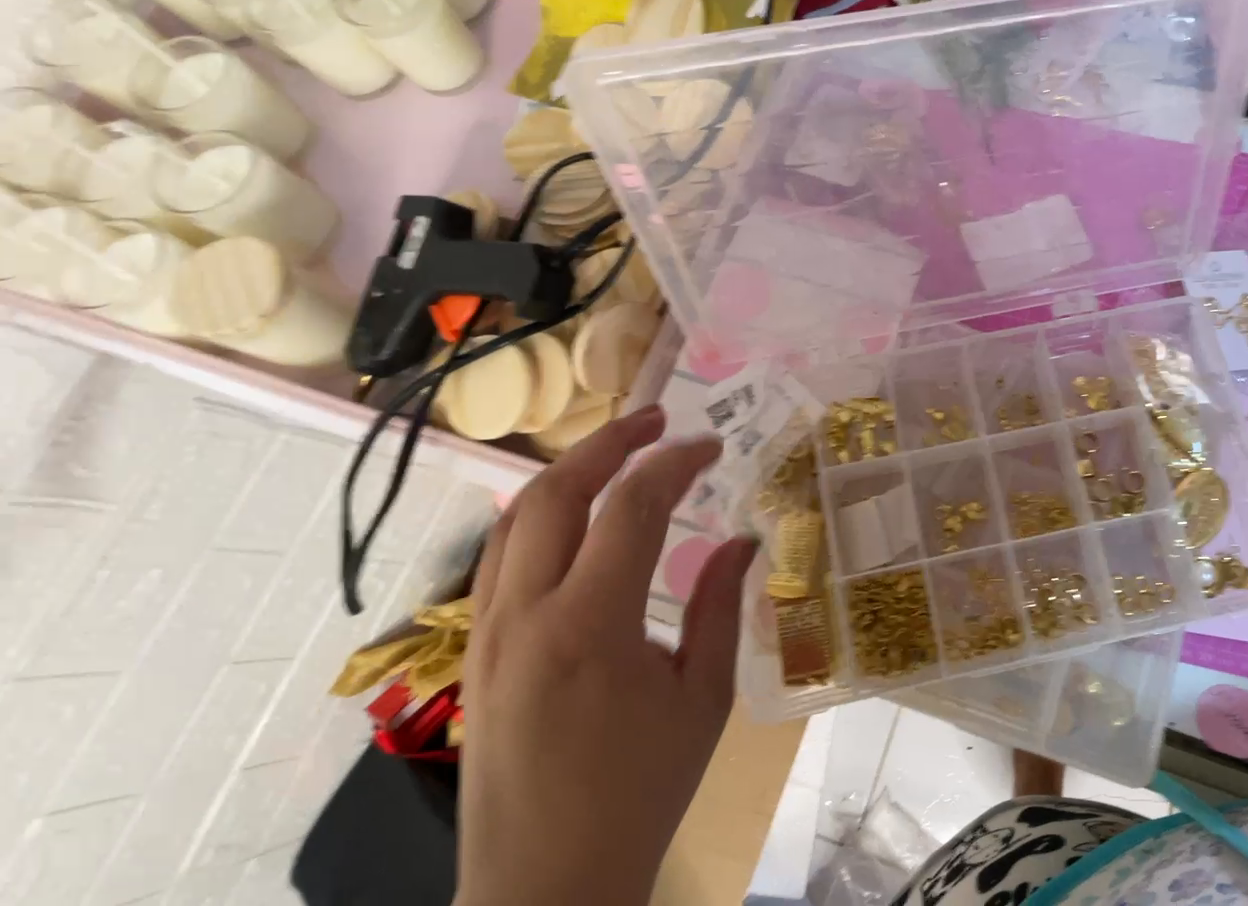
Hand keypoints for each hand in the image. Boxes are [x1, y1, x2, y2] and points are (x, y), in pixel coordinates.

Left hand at [455, 406, 755, 905]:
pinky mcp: (476, 654)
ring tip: (616, 456)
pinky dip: (535, 518)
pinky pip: (498, 560)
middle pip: (556, 491)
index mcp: (592, 624)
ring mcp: (489, 632)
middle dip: (610, 442)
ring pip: (515, 519)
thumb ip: (720, 608)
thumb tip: (740, 541)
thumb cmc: (641, 794)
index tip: (711, 446)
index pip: (632, 507)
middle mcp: (526, 613)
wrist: (547, 882)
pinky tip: (568, 522)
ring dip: (566, 473)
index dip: (675, 463)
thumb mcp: (702, 699)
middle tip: (658, 420)